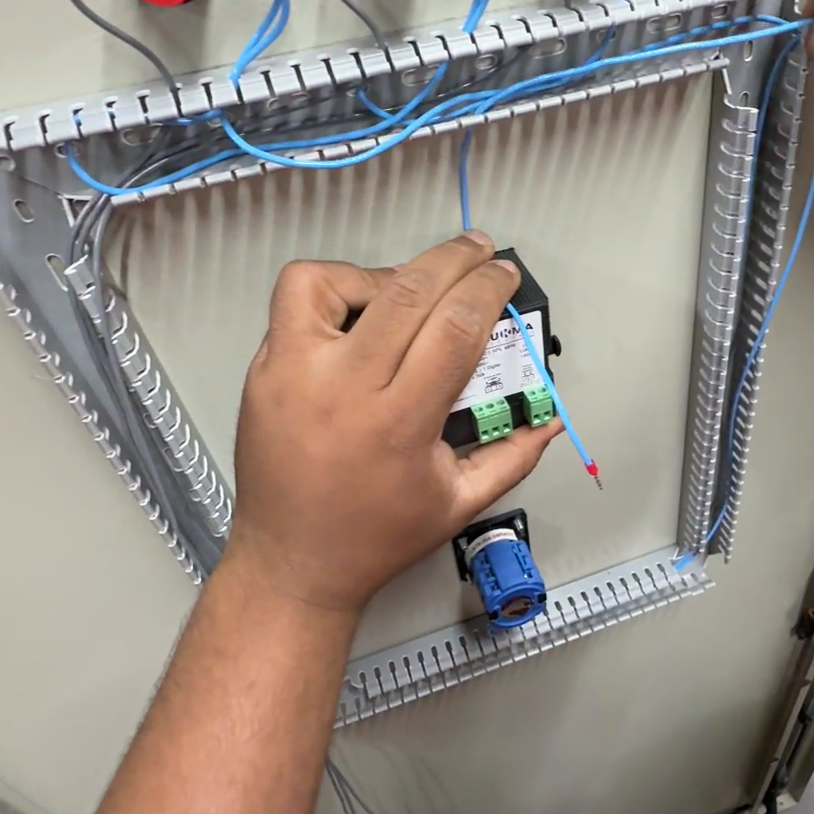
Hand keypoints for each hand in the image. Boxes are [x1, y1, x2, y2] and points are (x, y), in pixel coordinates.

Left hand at [222, 232, 563, 612]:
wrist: (293, 563)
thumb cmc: (372, 539)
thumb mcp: (457, 504)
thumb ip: (512, 457)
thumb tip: (549, 421)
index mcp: (399, 423)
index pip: (456, 327)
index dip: (488, 289)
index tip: (503, 276)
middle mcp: (344, 389)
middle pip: (410, 292)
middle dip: (455, 258)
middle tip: (478, 250)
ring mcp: (295, 374)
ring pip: (338, 281)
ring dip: (386, 272)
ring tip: (409, 289)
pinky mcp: (265, 371)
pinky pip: (294, 299)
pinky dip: (331, 288)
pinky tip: (357, 314)